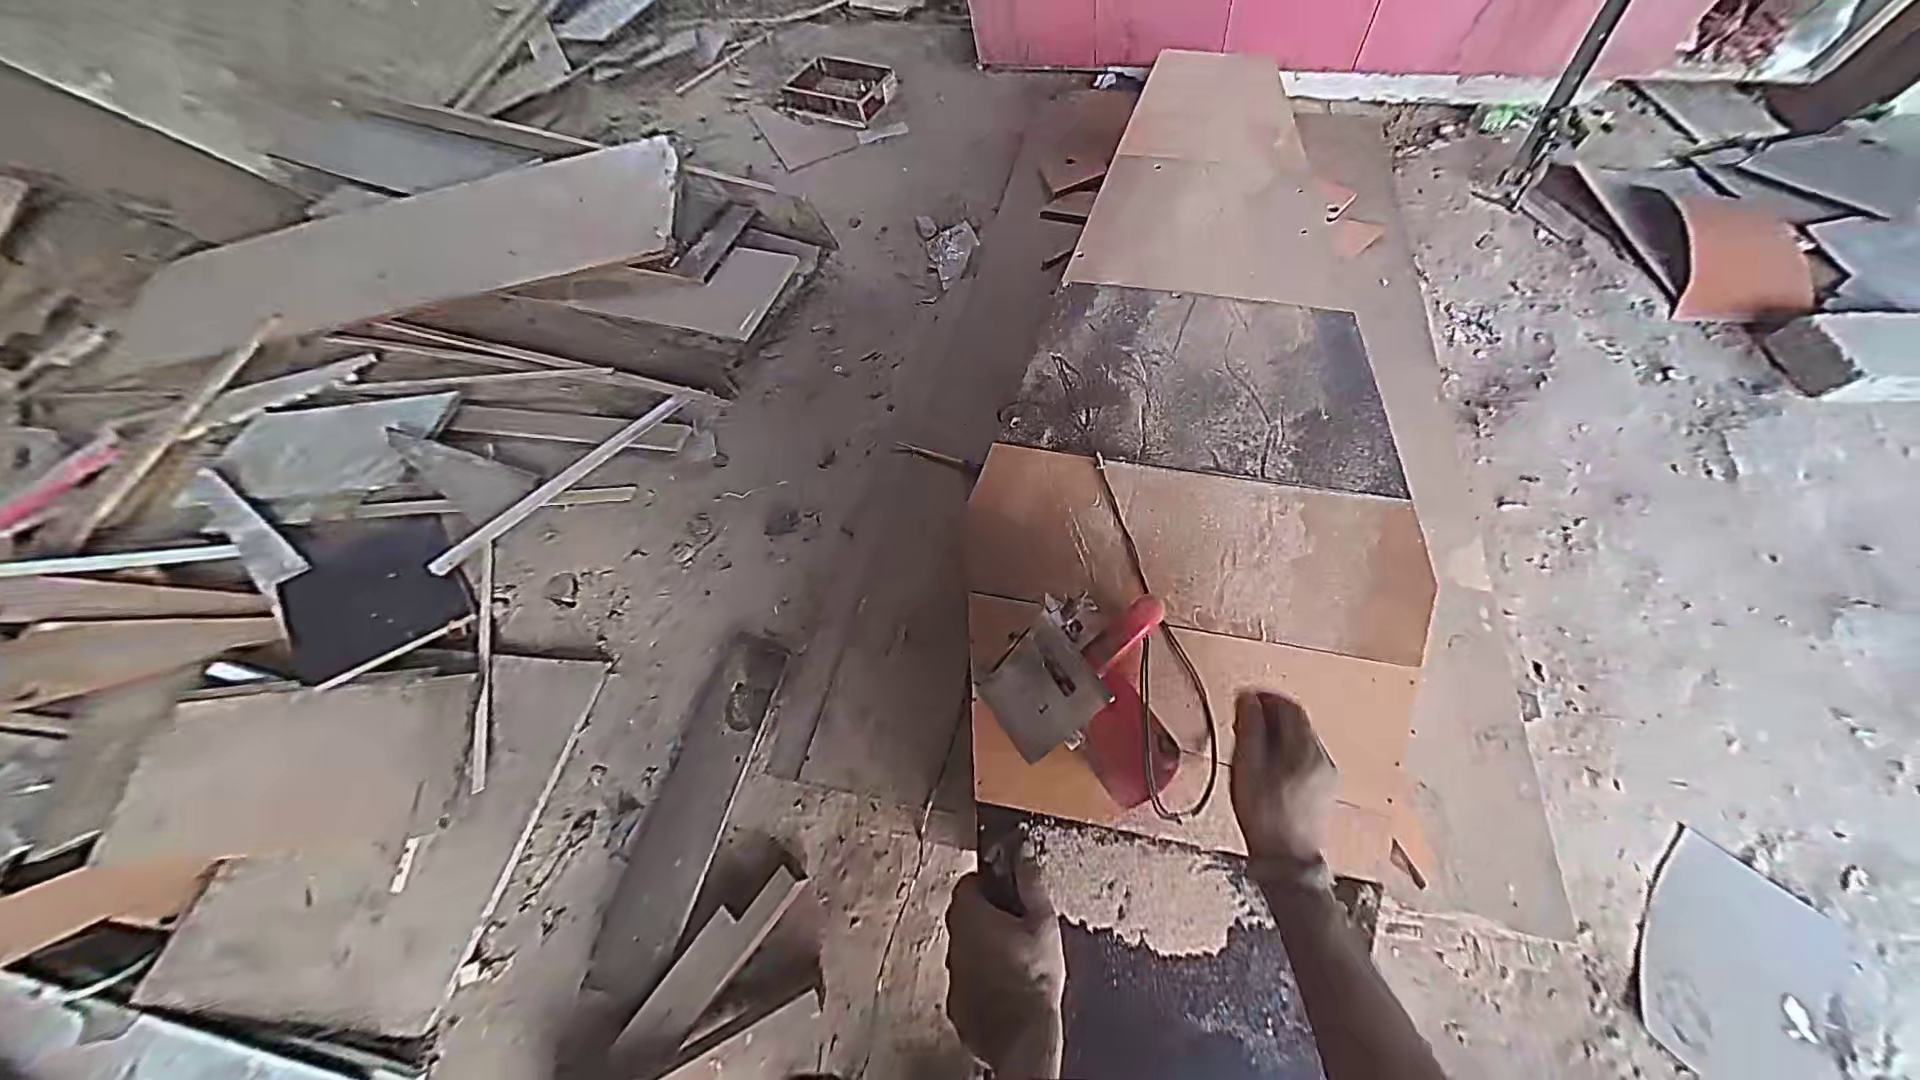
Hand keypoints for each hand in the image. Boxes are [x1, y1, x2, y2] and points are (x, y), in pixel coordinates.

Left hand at [944, 857, 1065, 1076]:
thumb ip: (1031, 881)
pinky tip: (1006, 987)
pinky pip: (968, 982)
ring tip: (1014, 958)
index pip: (968, 883)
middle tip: (1014, 924)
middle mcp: (954, 942)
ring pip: (966, 949)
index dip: (987, 883)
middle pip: (964, 915)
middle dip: (986, 915)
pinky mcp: (958, 1006)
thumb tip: (1024, 852)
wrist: (1025, 1039)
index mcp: (970, 915)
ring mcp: (953, 976)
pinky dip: (982, 980)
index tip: (1005, 891)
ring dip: (983, 948)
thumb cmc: (1035, 977)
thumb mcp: (1043, 921)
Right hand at [1231, 692, 1338, 871]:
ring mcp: (1326, 774)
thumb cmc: (1263, 813)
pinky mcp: (1323, 787)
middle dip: (1270, 714)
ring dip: (1277, 731)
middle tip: (1244, 720)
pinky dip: (1286, 748)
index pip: (1290, 707)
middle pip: (1298, 721)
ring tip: (1251, 742)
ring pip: (1301, 737)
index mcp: (1305, 750)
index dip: (1265, 697)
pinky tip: (1267, 762)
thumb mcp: (1247, 765)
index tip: (1244, 698)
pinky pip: (1304, 755)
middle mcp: (1322, 758)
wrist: (1288, 859)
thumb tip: (1249, 700)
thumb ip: (1250, 728)